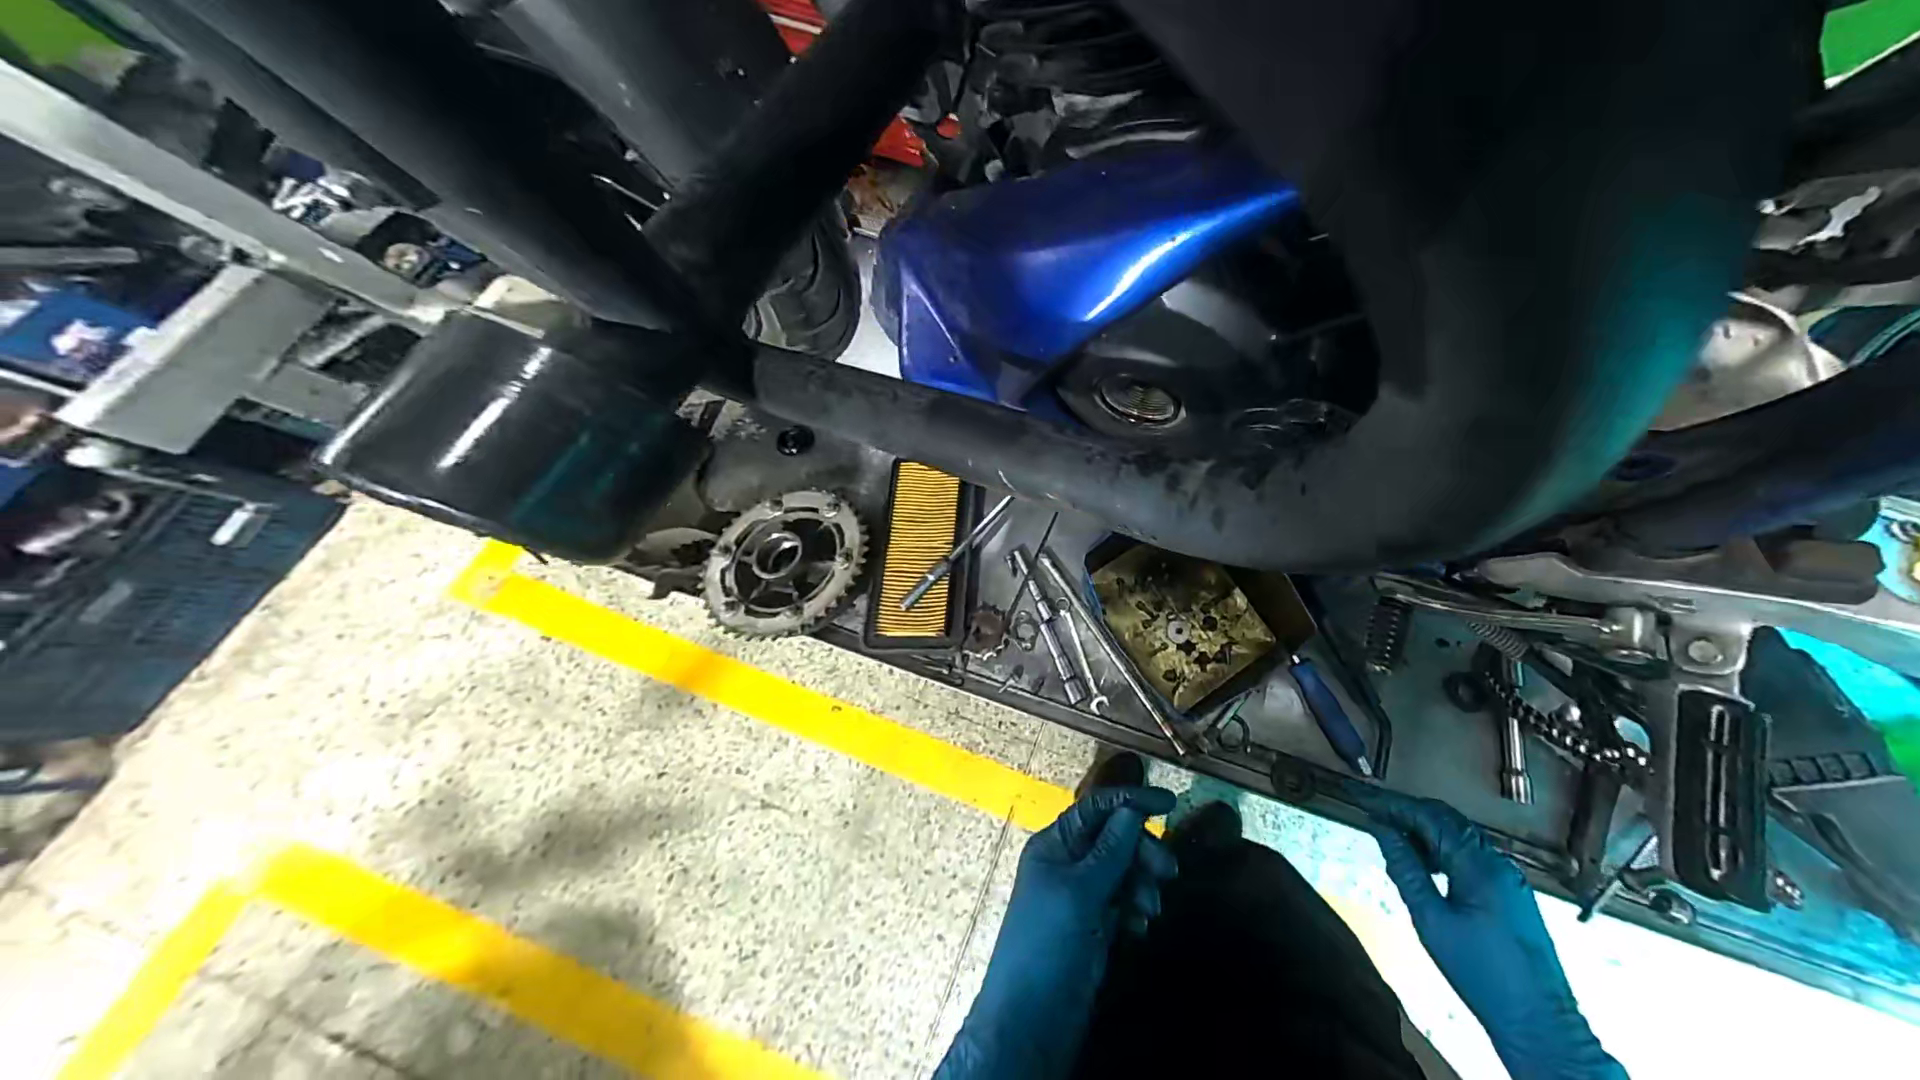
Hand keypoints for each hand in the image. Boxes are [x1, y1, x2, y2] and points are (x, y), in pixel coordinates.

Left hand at [935, 786, 1176, 1079]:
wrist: (1033, 1018)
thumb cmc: (1048, 942)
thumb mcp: (1080, 892)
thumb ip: (1109, 850)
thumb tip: (1131, 809)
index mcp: (1054, 844)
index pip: (1096, 808)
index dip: (1131, 801)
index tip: (1171, 803)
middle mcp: (1067, 862)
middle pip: (1114, 838)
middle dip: (1142, 850)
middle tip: (1169, 872)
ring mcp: (1081, 894)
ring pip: (1123, 870)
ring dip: (1141, 882)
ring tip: (1150, 910)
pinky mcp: (1093, 924)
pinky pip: (1123, 900)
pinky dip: (1135, 907)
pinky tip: (1139, 927)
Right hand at [1350, 786, 1625, 1079]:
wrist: (1541, 1024)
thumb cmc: (1479, 971)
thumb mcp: (1430, 918)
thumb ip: (1405, 867)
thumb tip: (1380, 828)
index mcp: (1480, 866)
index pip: (1430, 817)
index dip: (1393, 805)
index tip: (1363, 801)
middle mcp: (1498, 864)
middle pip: (1448, 820)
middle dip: (1408, 811)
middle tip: (1373, 813)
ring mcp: (1509, 878)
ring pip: (1460, 836)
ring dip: (1424, 830)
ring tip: (1391, 838)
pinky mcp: (1511, 894)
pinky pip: (1471, 856)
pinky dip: (1442, 849)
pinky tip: (1422, 863)